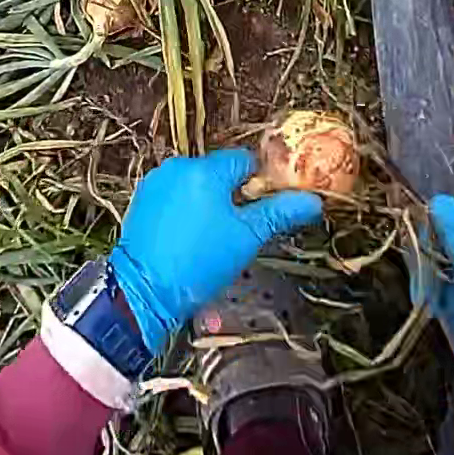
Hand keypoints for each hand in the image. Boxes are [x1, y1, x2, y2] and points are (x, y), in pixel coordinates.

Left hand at [109, 149, 324, 353]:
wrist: (140, 293)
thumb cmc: (198, 262)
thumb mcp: (245, 238)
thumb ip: (279, 213)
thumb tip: (313, 200)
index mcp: (207, 169)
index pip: (245, 161)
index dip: (258, 183)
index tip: (261, 209)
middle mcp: (180, 166)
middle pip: (220, 173)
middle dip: (231, 197)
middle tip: (236, 230)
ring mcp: (157, 181)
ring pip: (196, 185)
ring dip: (207, 203)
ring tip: (210, 239)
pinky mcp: (142, 199)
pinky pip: (174, 196)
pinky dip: (184, 210)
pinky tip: (186, 238)